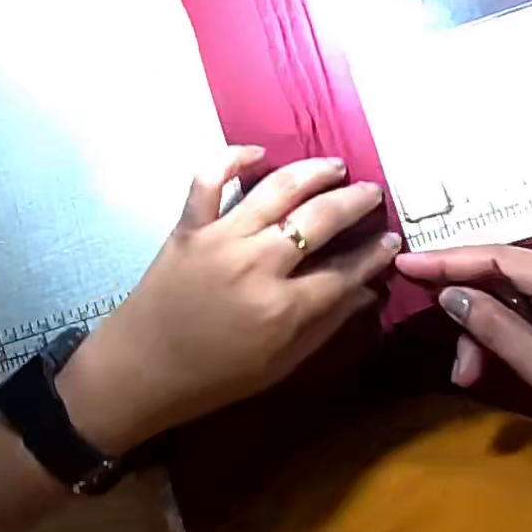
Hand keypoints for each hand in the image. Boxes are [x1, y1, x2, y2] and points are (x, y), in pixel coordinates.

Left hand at [57, 148, 400, 455]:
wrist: (139, 371)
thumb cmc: (215, 377)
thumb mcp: (280, 364)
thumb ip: (326, 325)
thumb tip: (367, 291)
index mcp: (282, 308)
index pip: (345, 271)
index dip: (374, 254)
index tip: (392, 239)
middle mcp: (257, 264)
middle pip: (320, 219)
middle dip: (355, 202)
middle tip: (372, 192)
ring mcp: (220, 239)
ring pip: (277, 189)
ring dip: (313, 172)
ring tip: (336, 166)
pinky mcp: (188, 226)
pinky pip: (208, 180)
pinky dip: (231, 159)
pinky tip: (257, 154)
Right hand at [395, 246, 531, 531]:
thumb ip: (497, 328)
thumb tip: (449, 294)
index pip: (497, 257)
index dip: (446, 260)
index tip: (402, 263)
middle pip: (507, 279)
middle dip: (471, 314)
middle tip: (456, 366)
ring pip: (521, 301)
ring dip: (492, 333)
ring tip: (473, 377)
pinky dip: (516, 339)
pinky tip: (500, 365)